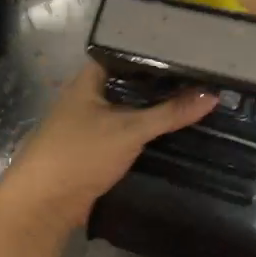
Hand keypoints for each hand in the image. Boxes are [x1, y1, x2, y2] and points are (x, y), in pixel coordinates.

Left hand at [0, 63, 216, 235]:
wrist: (43, 204)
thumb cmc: (80, 154)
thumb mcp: (129, 130)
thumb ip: (170, 113)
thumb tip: (212, 95)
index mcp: (89, 79)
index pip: (128, 53)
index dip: (157, 52)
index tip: (191, 51)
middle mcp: (89, 96)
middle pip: (131, 84)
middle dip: (162, 85)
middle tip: (203, 78)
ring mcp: (91, 123)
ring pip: (130, 111)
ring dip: (156, 111)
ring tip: (198, 101)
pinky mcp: (96, 150)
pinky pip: (128, 134)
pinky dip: (148, 133)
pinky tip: (175, 133)